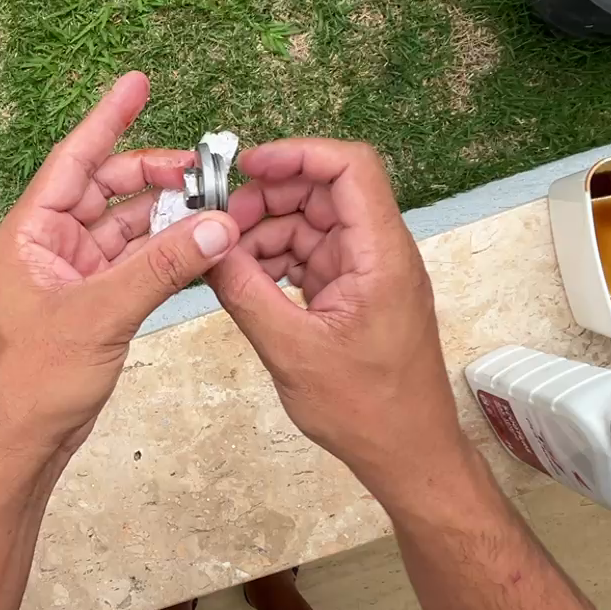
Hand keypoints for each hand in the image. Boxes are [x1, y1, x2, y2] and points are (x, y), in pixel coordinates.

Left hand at [0, 72, 241, 469]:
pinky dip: (161, 252)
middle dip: (151, 174)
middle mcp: (50, 243)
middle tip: (201, 168)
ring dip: (163, 215)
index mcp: (31, 232)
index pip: (74, 160)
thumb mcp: (100, 315)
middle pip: (105, 189)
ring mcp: (72, 271)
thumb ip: (160, 268)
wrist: (21, 442)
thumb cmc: (37, 379)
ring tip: (209, 204)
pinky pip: (131, 260)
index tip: (138, 84)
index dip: (107, 119)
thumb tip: (217, 227)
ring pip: (124, 226)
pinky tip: (194, 244)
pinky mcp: (91, 299)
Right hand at [203, 139, 467, 509]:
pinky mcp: (350, 291)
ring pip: (309, 223)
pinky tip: (245, 280)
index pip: (350, 168)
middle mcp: (377, 252)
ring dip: (264, 233)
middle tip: (220, 225)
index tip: (246, 168)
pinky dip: (273, 260)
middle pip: (322, 192)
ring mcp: (364, 271)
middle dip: (267, 199)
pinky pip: (307, 255)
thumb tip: (205, 247)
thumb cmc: (365, 409)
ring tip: (226, 262)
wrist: (406, 455)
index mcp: (380, 255)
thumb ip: (244, 292)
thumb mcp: (291, 350)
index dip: (298, 154)